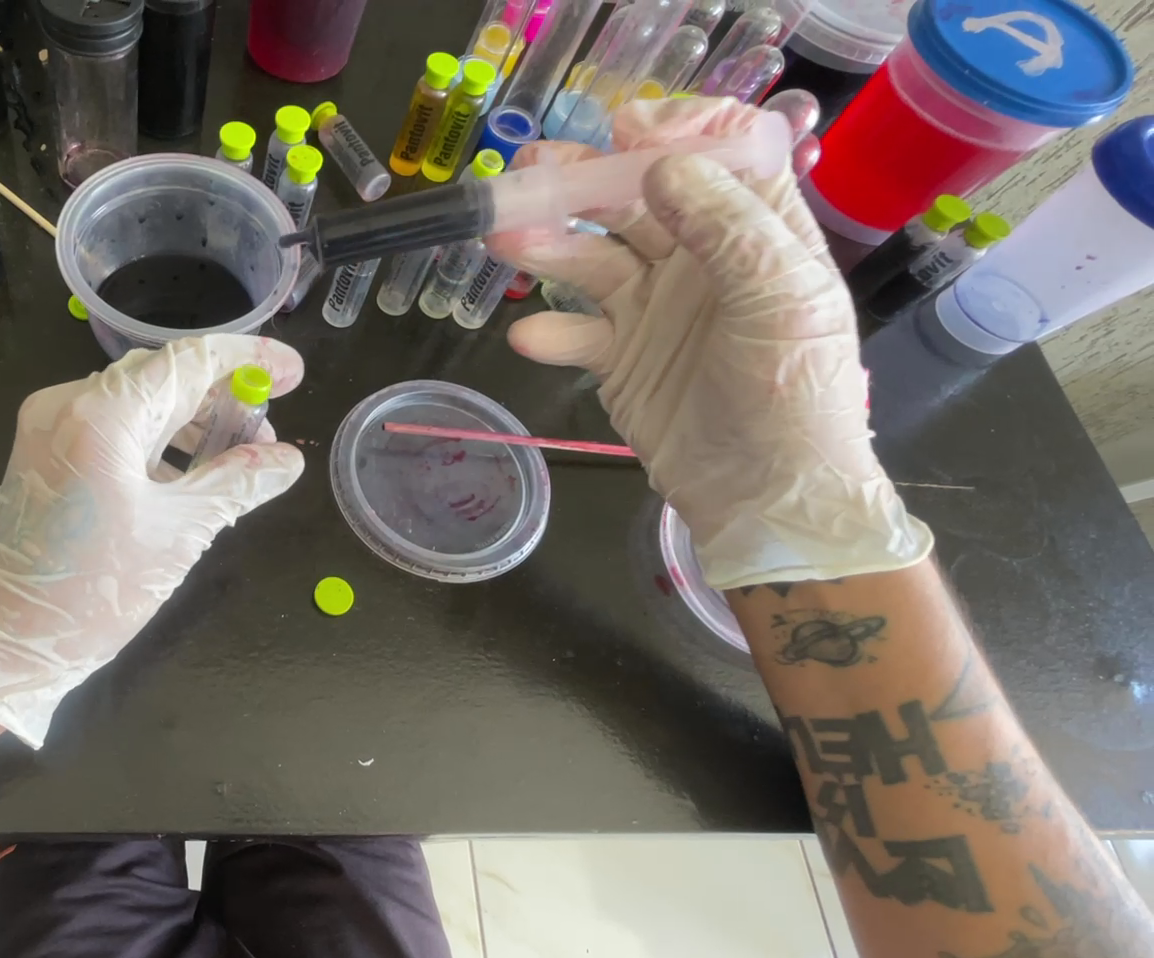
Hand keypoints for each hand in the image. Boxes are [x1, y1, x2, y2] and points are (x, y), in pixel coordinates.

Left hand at [0, 335, 305, 746]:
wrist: (3, 642)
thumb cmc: (93, 594)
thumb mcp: (178, 535)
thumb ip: (237, 483)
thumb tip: (289, 458)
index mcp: (99, 415)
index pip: (187, 361)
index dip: (247, 361)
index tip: (292, 372)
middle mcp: (66, 404)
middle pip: (160, 378)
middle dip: (220, 397)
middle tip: (267, 429)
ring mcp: (48, 427)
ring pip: (136, 404)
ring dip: (190, 422)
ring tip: (237, 457)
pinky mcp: (44, 453)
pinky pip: (112, 430)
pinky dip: (156, 444)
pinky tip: (190, 473)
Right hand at [490, 97, 930, 589]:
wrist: (762, 491)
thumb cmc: (793, 393)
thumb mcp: (780, 299)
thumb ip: (728, 227)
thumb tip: (661, 169)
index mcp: (755, 232)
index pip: (715, 158)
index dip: (671, 135)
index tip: (623, 129)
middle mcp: (699, 261)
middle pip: (634, 205)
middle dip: (584, 184)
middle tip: (527, 173)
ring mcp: (652, 310)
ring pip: (592, 263)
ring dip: (549, 250)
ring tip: (503, 240)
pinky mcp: (617, 357)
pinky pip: (576, 333)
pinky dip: (551, 335)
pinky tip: (529, 338)